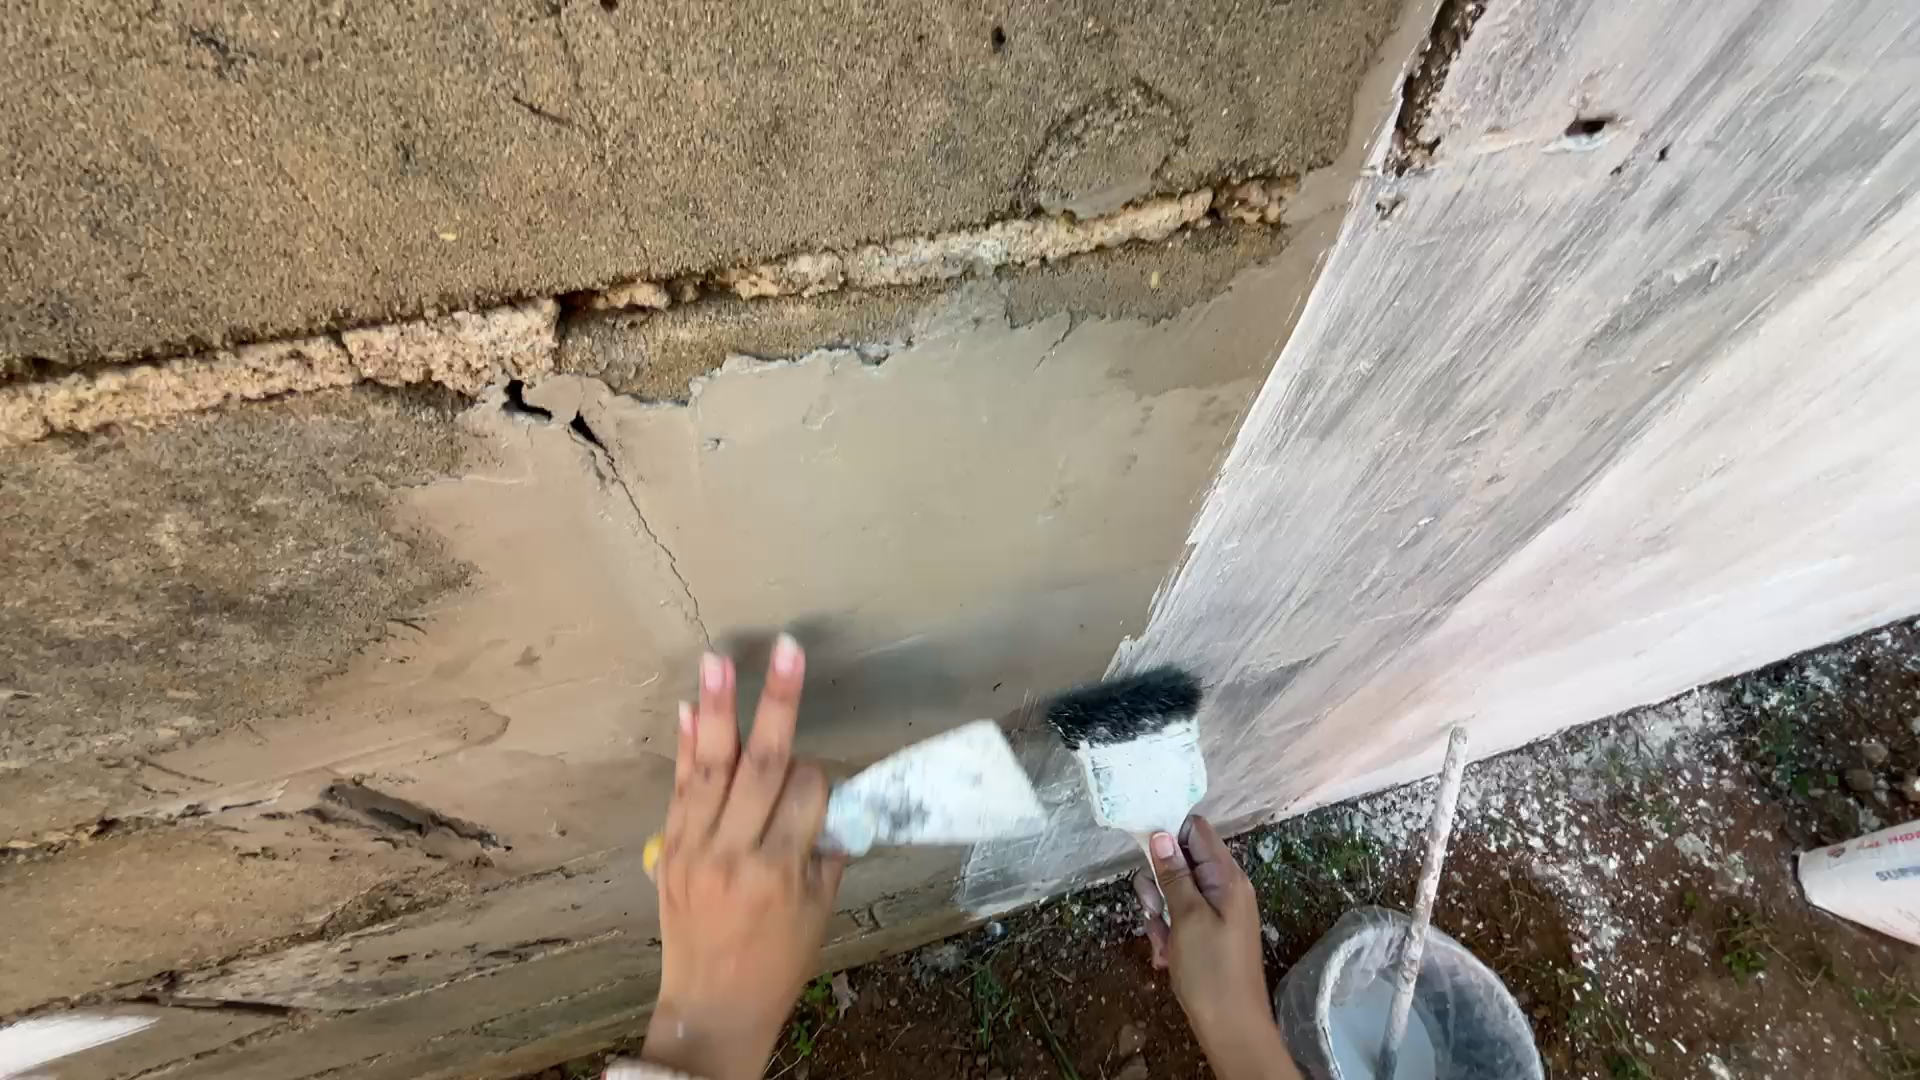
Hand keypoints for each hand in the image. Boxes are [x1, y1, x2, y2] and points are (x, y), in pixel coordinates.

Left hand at [641, 635, 846, 1079]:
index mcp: (780, 870)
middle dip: (779, 701)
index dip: (819, 775)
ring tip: (719, 658)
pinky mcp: (666, 846)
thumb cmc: (778, 961)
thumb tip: (826, 793)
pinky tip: (689, 705)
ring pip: (712, 765)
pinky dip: (685, 743)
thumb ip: (824, 843)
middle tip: (787, 649)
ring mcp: (692, 847)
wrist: (710, 1010)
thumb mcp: (820, 907)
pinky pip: (679, 786)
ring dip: (718, 707)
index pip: (808, 790)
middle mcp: (733, 852)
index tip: (818, 785)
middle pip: (762, 764)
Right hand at [1134, 815, 1300, 1079]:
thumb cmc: (1212, 972)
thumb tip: (1161, 833)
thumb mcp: (1188, 918)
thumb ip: (1174, 874)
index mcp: (1227, 877)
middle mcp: (1223, 887)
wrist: (1232, 1033)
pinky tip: (1166, 954)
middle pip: (1179, 861)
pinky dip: (1167, 932)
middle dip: (1158, 882)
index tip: (1144, 846)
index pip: (1196, 830)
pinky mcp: (1206, 932)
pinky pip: (1178, 916)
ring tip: (1162, 939)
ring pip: (1173, 890)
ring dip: (1159, 912)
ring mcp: (1216, 911)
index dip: (1169, 831)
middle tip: (1154, 908)